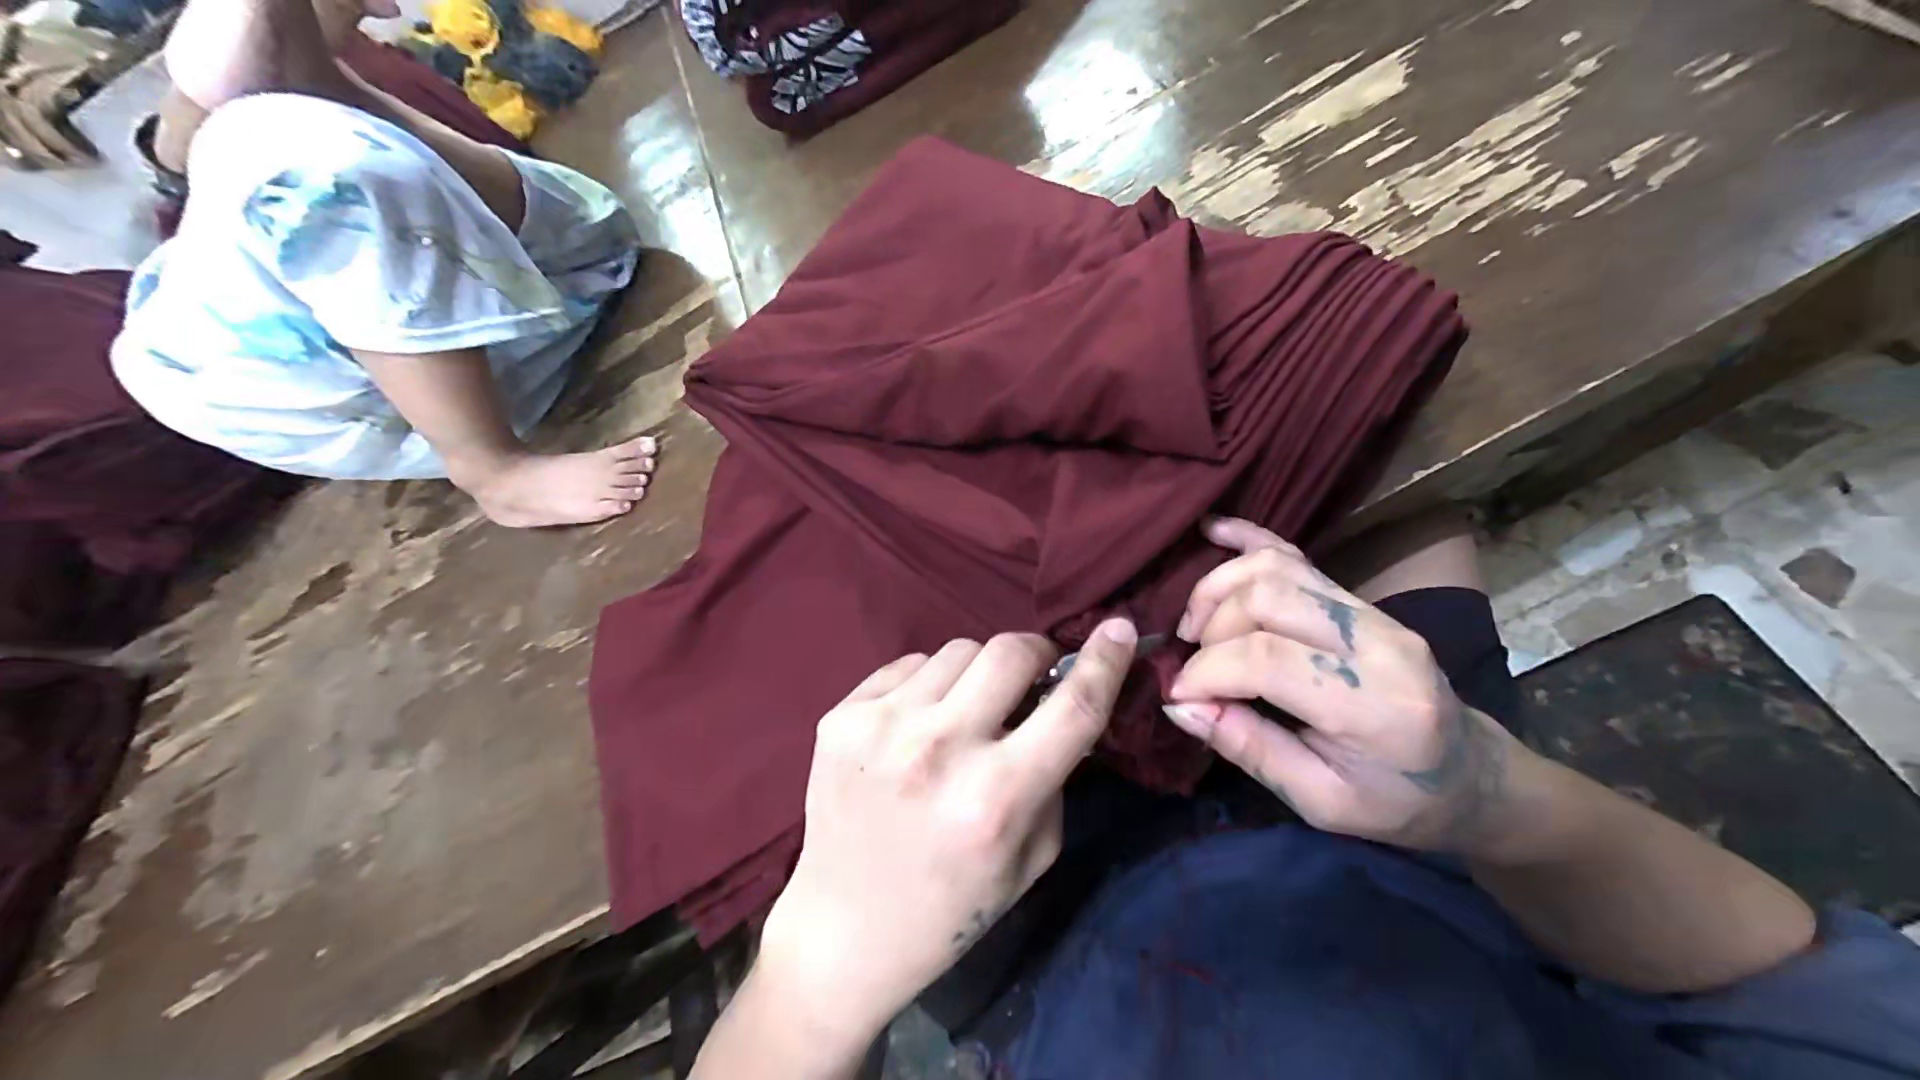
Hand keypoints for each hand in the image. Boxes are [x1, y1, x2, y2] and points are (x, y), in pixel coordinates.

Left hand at [754, 619, 1138, 1046]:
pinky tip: (920, 725)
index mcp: (996, 798)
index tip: (1120, 629)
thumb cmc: (953, 905)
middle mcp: (938, 751)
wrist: (846, 927)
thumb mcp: (1032, 856)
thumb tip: (1059, 702)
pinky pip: (909, 665)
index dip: (1106, 661)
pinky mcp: (842, 717)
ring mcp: (882, 727)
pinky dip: (930, 684)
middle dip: (1036, 654)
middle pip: (1009, 651)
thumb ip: (1054, 774)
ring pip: (958, 649)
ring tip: (968, 712)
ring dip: (979, 673)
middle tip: (1034, 679)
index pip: (1073, 708)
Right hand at [1163, 517, 1512, 853]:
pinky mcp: (1359, 599)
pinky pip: (1296, 555)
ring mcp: (1372, 612)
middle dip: (1209, 628)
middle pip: (1265, 598)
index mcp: (1374, 705)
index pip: (1265, 658)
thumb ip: (1249, 748)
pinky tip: (1212, 530)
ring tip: (1195, 627)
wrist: (1472, 775)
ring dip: (1218, 589)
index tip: (1177, 695)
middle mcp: (1378, 642)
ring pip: (1274, 567)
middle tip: (1192, 665)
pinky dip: (1248, 541)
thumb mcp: (1322, 801)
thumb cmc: (1398, 803)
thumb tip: (1179, 704)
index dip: (1205, 671)